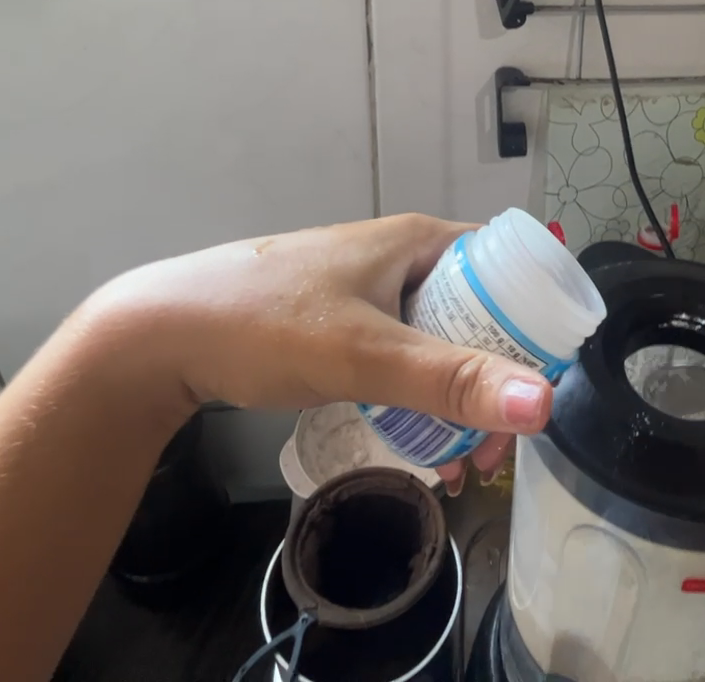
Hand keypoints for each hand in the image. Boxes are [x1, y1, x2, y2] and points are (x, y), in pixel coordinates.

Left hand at [74, 214, 551, 492]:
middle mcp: (400, 258)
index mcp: (418, 241)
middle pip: (476, 315)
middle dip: (495, 379)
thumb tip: (544, 405)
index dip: (535, 321)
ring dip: (457, 397)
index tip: (541, 382)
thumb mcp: (367, 354)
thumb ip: (452, 380)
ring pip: (438, 341)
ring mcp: (368, 291)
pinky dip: (420, 397)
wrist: (160, 335)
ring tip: (461, 463)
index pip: (507, 267)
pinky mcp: (342, 324)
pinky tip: (418, 445)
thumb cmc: (268, 324)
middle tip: (497, 444)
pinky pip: (402, 357)